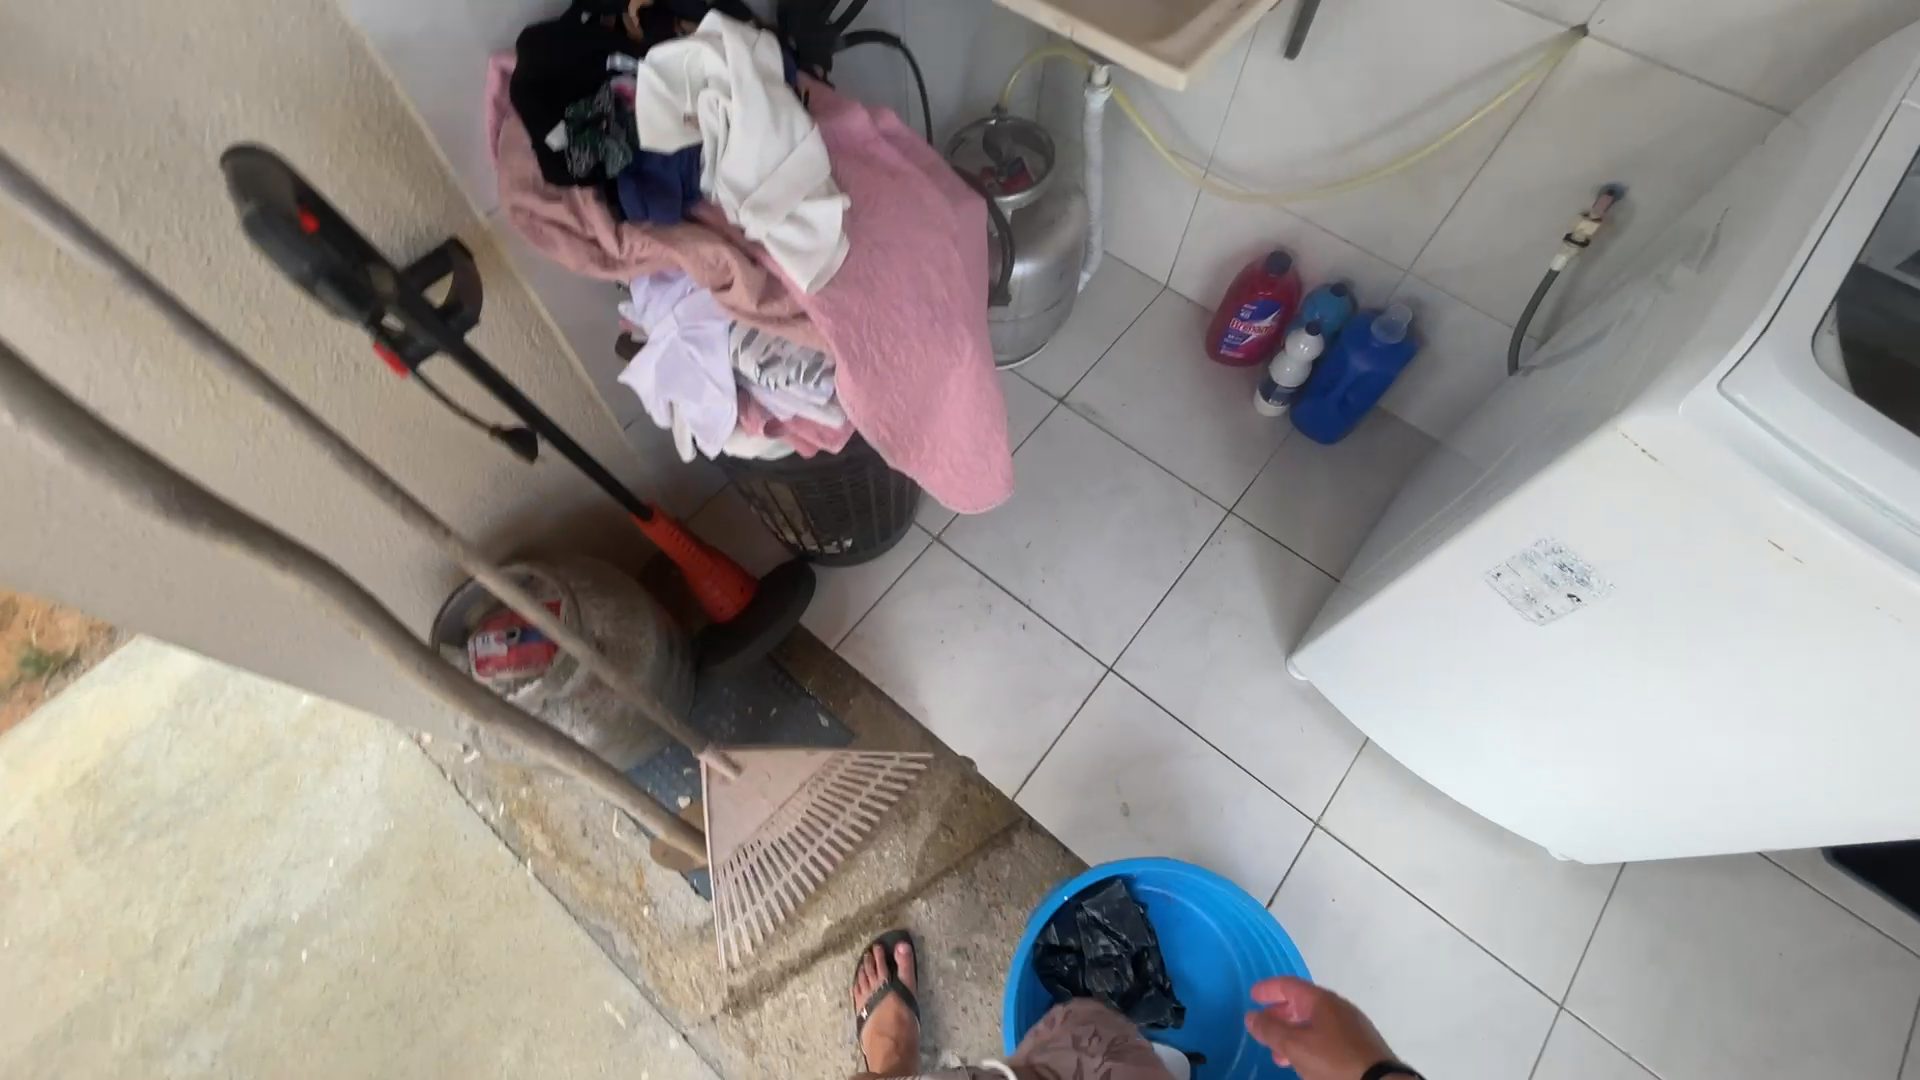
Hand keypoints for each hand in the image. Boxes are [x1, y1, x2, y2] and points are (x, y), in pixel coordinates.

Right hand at [1244, 976, 1395, 1079]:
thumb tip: (1250, 1016)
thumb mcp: (1296, 1047)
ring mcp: (1354, 1028)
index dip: (1267, 989)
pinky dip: (1312, 1044)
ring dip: (1295, 1035)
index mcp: (1321, 1000)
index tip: (1252, 996)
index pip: (1288, 985)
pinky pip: (1329, 1038)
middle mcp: (1338, 1007)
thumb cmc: (1336, 1063)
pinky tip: (1308, 1063)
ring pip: (1316, 1024)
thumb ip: (1270, 1030)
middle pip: (1302, 1004)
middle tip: (1264, 1029)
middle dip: (1280, 1016)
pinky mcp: (1364, 1048)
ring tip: (1281, 1056)